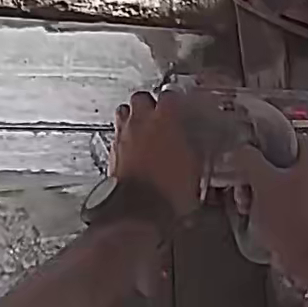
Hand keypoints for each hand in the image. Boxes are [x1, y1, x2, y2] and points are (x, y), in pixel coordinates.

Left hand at [111, 90, 203, 216]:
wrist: (138, 211)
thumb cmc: (167, 191)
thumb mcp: (194, 169)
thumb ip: (193, 151)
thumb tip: (194, 149)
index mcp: (165, 120)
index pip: (169, 95)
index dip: (175, 100)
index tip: (179, 106)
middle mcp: (141, 123)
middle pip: (141, 97)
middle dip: (149, 103)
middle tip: (158, 113)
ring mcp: (123, 135)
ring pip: (124, 111)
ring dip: (133, 116)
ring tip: (143, 127)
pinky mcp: (112, 152)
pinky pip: (117, 134)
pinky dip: (125, 137)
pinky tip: (133, 149)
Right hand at [227, 142, 307, 287]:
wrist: (305, 261)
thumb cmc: (287, 216)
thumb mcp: (262, 181)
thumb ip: (247, 158)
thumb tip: (236, 149)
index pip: (284, 133)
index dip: (261, 137)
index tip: (242, 146)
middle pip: (274, 157)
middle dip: (251, 169)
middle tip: (239, 181)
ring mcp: (305, 192)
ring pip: (270, 178)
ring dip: (251, 187)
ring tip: (243, 202)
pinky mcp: (296, 210)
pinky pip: (272, 196)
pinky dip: (259, 200)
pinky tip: (248, 211)